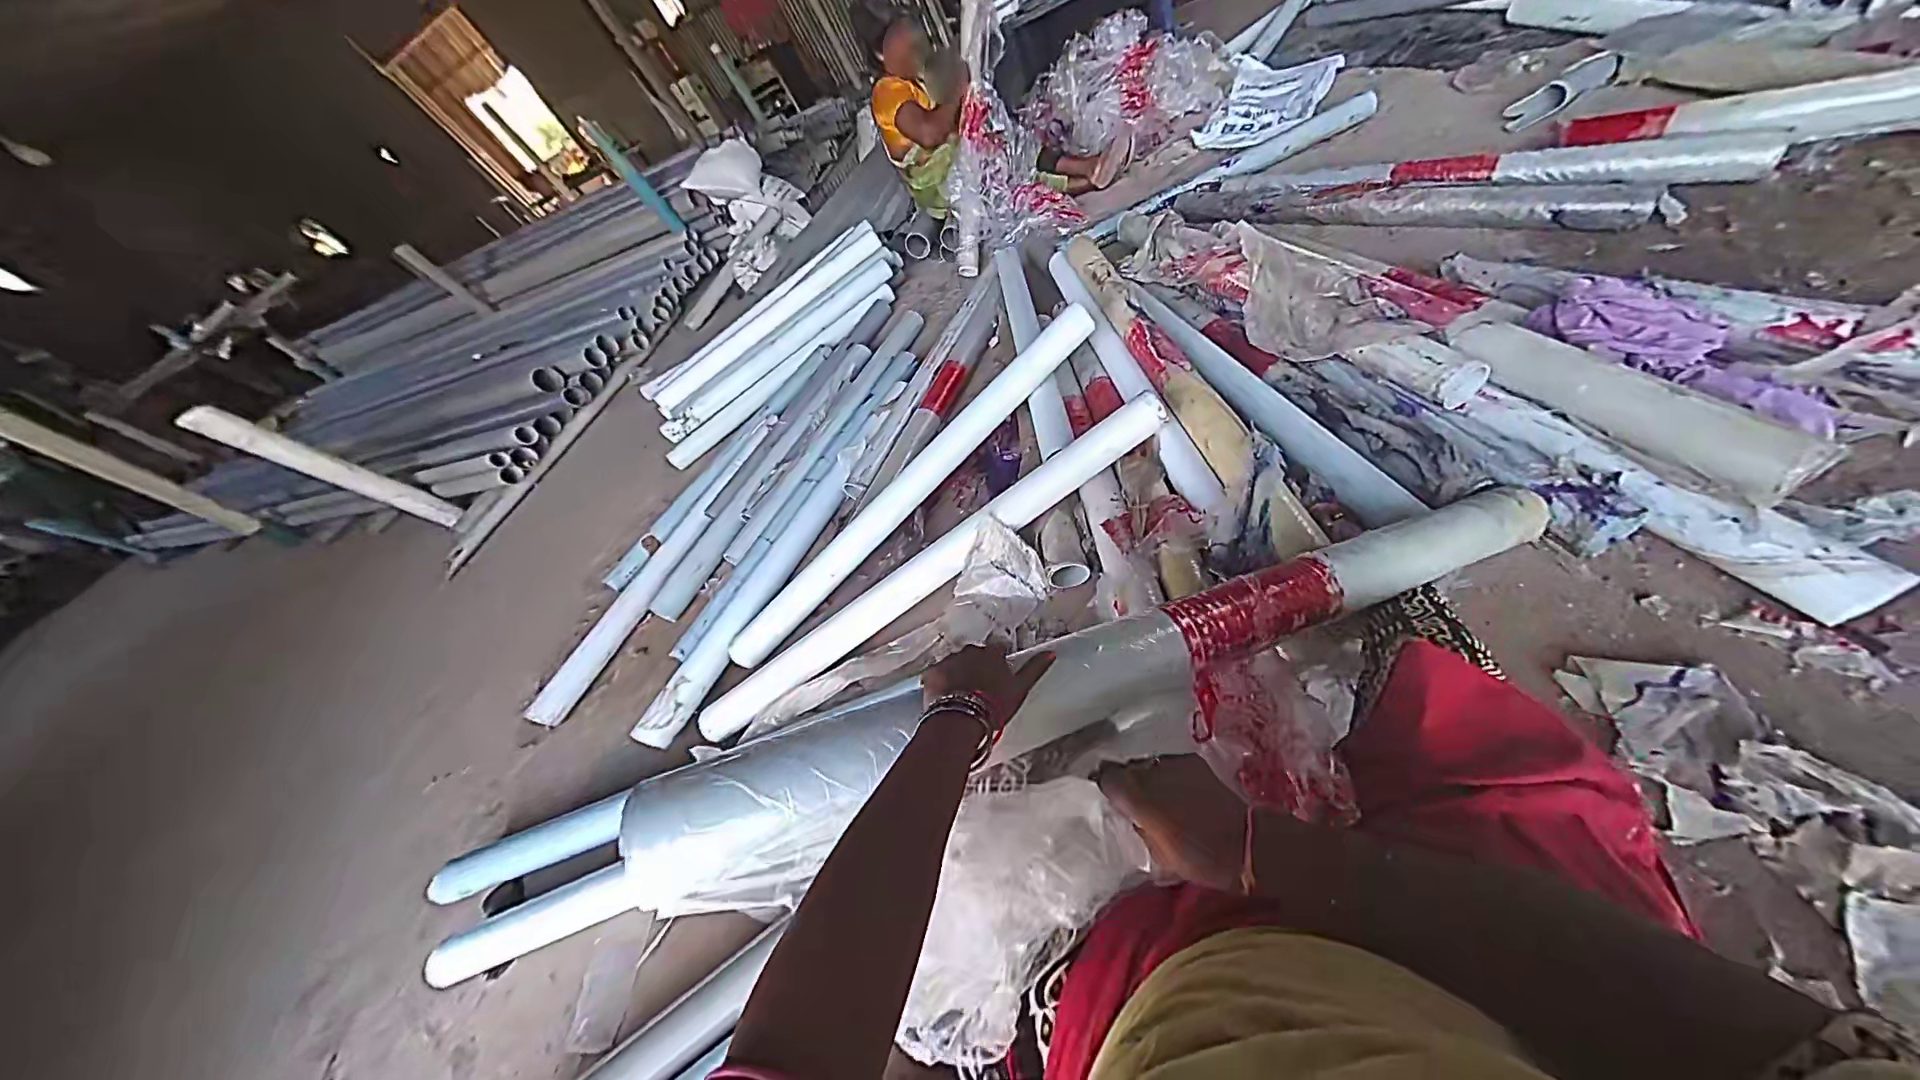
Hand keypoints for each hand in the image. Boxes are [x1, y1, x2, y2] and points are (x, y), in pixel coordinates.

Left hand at [922, 643, 1054, 734]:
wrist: (962, 720)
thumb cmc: (993, 705)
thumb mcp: (1020, 688)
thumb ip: (1035, 668)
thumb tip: (1050, 654)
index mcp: (991, 654)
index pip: (998, 649)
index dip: (998, 661)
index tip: (998, 672)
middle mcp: (968, 652)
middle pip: (974, 655)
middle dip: (976, 666)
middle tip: (980, 687)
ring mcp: (948, 661)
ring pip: (954, 664)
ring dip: (958, 674)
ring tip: (963, 694)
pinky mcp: (931, 673)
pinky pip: (936, 674)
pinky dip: (939, 682)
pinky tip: (945, 696)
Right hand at [1098, 755, 1249, 892]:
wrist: (1245, 845)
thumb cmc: (1199, 860)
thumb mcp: (1158, 856)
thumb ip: (1136, 830)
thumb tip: (1126, 820)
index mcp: (1137, 799)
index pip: (1105, 778)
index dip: (1102, 785)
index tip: (1104, 796)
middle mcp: (1150, 774)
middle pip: (1123, 767)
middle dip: (1122, 780)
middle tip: (1126, 798)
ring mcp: (1171, 763)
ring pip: (1144, 763)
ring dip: (1143, 775)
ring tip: (1150, 792)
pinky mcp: (1190, 761)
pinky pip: (1166, 762)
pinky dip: (1164, 773)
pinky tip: (1172, 787)